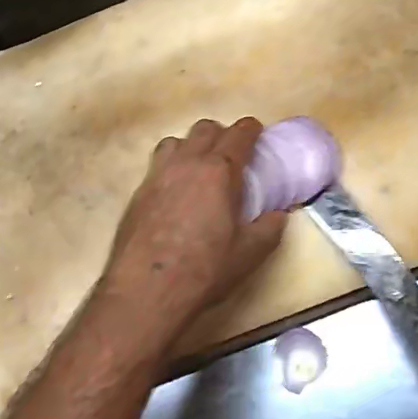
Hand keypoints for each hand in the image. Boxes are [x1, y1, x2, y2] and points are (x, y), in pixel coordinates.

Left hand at [94, 118, 286, 348]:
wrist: (147, 288)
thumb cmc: (205, 269)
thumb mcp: (250, 253)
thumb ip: (270, 228)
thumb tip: (279, 215)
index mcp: (218, 171)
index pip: (238, 135)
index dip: (250, 130)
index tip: (256, 132)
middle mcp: (186, 163)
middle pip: (205, 129)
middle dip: (222, 134)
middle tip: (232, 153)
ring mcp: (158, 175)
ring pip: (176, 141)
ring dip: (191, 146)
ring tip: (199, 168)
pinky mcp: (138, 192)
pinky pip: (158, 165)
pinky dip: (171, 167)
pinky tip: (176, 192)